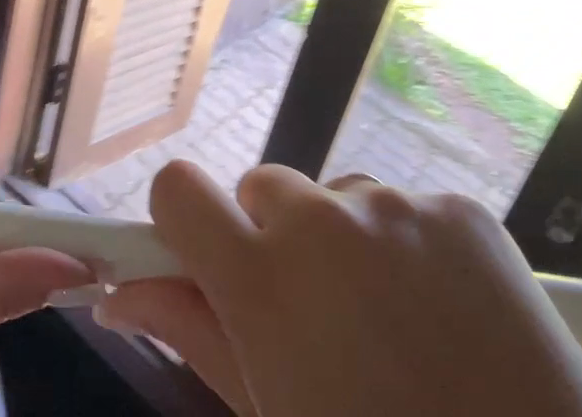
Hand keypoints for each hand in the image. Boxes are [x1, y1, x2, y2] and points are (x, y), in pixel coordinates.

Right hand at [97, 163, 581, 416]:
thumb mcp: (270, 408)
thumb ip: (190, 333)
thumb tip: (119, 296)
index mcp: (263, 279)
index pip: (177, 189)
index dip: (180, 220)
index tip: (197, 256)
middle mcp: (324, 223)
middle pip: (261, 186)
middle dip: (269, 235)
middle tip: (307, 311)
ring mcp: (399, 207)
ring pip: (334, 197)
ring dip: (340, 240)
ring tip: (388, 319)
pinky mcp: (461, 207)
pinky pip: (403, 206)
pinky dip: (406, 244)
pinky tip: (440, 307)